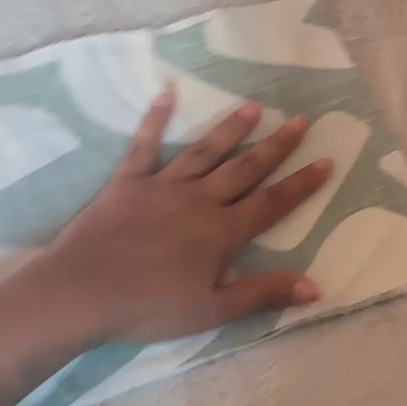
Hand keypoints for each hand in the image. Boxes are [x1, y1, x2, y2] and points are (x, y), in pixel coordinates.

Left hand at [39, 92, 331, 343]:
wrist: (80, 293)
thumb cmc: (149, 308)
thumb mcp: (213, 310)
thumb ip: (263, 294)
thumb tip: (315, 286)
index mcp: (221, 232)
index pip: (272, 204)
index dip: (301, 184)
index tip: (326, 161)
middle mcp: (198, 200)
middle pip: (244, 168)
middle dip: (275, 146)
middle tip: (300, 121)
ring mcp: (161, 186)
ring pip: (204, 151)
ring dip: (230, 128)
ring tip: (252, 106)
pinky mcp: (126, 183)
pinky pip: (144, 145)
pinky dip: (155, 119)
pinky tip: (167, 95)